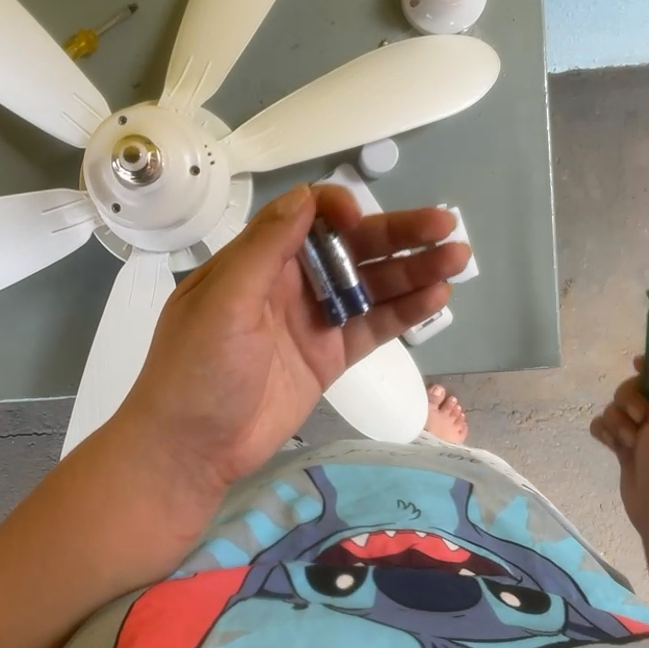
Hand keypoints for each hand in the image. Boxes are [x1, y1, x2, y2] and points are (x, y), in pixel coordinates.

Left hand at [111, 184, 469, 497]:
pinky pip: (372, 327)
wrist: (190, 449)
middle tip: (446, 227)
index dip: (340, 211)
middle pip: (351, 248)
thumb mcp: (222, 302)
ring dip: (413, 271)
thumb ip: (264, 249)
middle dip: (397, 235)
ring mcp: (312, 321)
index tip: (360, 221)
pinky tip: (436, 298)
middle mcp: (289, 283)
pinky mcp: (329, 358)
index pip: (308, 217)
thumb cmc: (196, 370)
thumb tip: (305, 197)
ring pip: (370, 286)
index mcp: (256, 261)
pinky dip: (404, 312)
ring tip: (458, 259)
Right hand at [589, 339, 648, 542]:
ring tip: (627, 441)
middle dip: (630, 397)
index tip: (637, 364)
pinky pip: (610, 428)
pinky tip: (611, 446)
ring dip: (617, 418)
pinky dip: (607, 433)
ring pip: (622, 407)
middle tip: (639, 418)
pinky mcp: (631, 453)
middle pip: (642, 386)